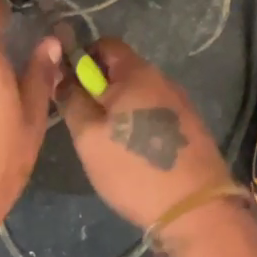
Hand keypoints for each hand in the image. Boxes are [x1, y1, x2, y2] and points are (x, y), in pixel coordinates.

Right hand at [59, 37, 237, 231]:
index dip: (81, 58)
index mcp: (138, 73)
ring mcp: (181, 106)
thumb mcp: (89, 136)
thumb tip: (60, 73)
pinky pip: (155, 116)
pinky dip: (138, 126)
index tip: (67, 86)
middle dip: (99, 90)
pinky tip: (133, 155)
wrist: (196, 211)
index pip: (105, 44)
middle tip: (83, 122)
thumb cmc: (133, 168)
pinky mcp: (191, 131)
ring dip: (119, 111)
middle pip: (122, 72)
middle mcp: (163, 81)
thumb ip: (72, 99)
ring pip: (139, 97)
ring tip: (107, 144)